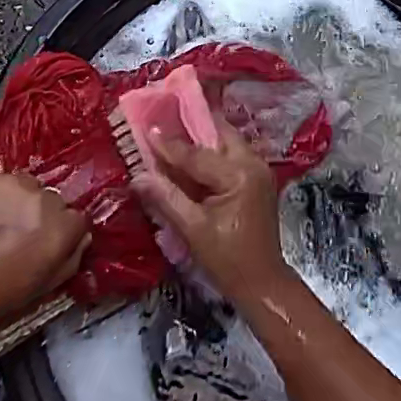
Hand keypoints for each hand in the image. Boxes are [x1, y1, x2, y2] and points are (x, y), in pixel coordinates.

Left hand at [0, 171, 87, 324]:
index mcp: (60, 232)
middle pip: (53, 202)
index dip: (63, 234)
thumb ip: (67, 262)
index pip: (79, 220)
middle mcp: (43, 201)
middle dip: (40, 217)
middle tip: (16, 239)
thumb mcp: (35, 291)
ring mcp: (12, 184)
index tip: (46, 245)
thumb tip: (79, 241)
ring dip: (17, 203)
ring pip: (25, 189)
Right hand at [130, 121, 288, 297]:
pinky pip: (232, 156)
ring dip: (203, 140)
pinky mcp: (258, 179)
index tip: (147, 129)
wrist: (262, 282)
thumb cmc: (228, 260)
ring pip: (227, 143)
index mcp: (240, 175)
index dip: (169, 144)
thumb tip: (137, 177)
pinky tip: (192, 158)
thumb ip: (166, 198)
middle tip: (166, 119)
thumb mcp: (193, 229)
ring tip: (175, 134)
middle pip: (219, 136)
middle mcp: (254, 165)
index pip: (197, 154)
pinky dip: (212, 154)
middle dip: (193, 127)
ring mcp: (259, 171)